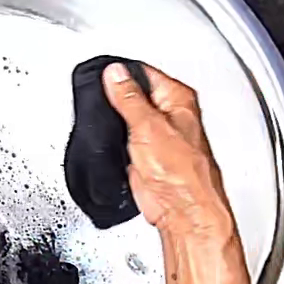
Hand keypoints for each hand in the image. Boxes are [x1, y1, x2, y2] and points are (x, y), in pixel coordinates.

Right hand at [102, 61, 236, 242]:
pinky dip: (114, 142)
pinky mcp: (146, 157)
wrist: (182, 210)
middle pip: (134, 96)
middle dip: (115, 99)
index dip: (121, 74)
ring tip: (105, 124)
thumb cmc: (182, 174)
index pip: (144, 73)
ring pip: (127, 119)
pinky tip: (110, 144)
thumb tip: (114, 73)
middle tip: (101, 101)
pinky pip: (123, 141)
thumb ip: (128, 98)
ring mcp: (158, 137)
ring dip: (114, 122)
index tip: (102, 76)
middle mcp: (171, 116)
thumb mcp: (147, 126)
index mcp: (178, 100)